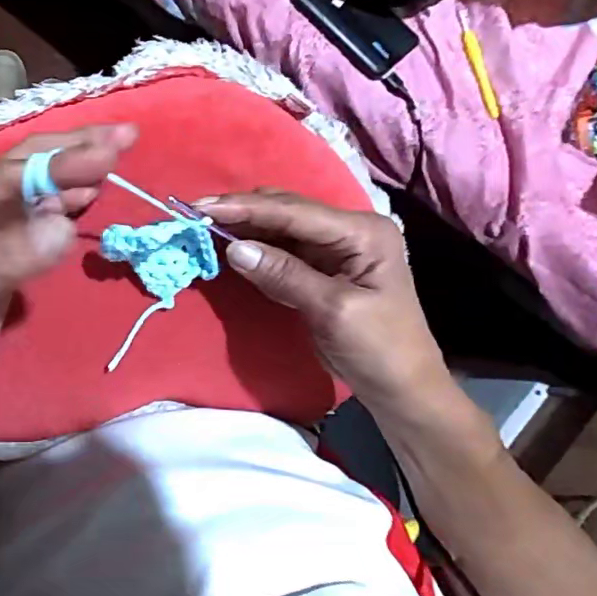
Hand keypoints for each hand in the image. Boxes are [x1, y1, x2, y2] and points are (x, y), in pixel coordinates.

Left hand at [0, 123, 137, 391]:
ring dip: (81, 166)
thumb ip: (10, 256)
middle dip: (77, 145)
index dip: (61, 163)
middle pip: (31, 161)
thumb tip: (65, 225)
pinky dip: (76, 196)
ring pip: (45, 181)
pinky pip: (50, 209)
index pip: (13, 174)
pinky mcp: (15, 238)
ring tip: (121, 150)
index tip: (106, 155)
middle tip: (126, 133)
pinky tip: (97, 188)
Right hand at [196, 189, 449, 410]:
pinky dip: (253, 246)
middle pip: (286, 210)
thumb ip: (284, 275)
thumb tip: (234, 249)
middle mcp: (349, 230)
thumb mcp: (333, 311)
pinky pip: (281, 248)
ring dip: (243, 225)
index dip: (245, 208)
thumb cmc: (379, 349)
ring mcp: (335, 247)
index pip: (294, 212)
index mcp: (362, 232)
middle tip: (194, 213)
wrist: (402, 388)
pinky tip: (227, 244)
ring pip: (279, 226)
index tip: (202, 207)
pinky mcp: (320, 266)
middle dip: (240, 210)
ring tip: (202, 224)